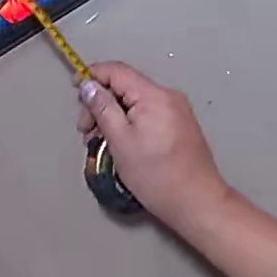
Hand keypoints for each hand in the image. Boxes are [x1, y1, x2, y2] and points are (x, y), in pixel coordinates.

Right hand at [77, 61, 231, 228]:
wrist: (200, 206)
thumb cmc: (157, 176)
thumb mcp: (120, 141)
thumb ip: (102, 108)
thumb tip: (89, 86)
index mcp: (154, 95)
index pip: (116, 70)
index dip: (92, 76)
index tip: (76, 90)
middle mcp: (168, 96)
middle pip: (125, 86)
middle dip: (101, 102)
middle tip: (86, 129)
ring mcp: (177, 110)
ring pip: (135, 100)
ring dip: (113, 114)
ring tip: (101, 140)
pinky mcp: (180, 125)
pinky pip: (147, 112)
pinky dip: (129, 121)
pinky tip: (120, 141)